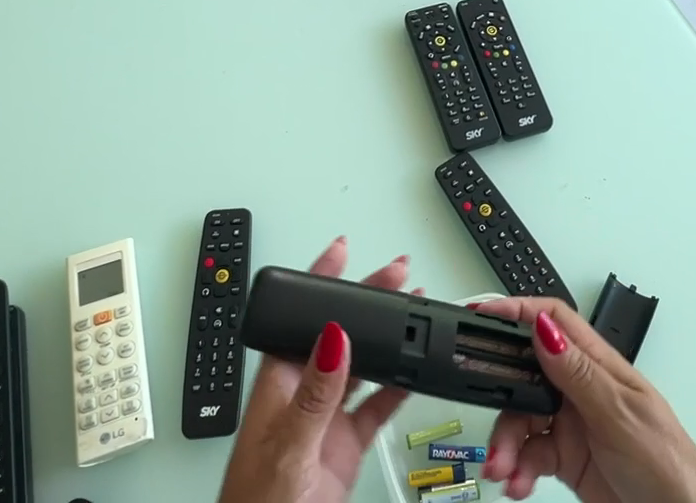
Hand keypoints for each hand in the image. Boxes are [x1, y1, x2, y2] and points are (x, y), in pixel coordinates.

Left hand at [215, 237, 413, 502]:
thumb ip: (315, 394)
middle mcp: (305, 391)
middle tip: (396, 273)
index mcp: (280, 381)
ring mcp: (328, 417)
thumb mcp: (287, 446)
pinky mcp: (347, 442)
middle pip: (341, 332)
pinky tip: (414, 369)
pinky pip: (378, 404)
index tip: (342, 249)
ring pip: (363, 362)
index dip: (322, 280)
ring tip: (412, 308)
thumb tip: (334, 336)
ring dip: (386, 336)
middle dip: (367, 299)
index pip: (303, 317)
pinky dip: (398, 384)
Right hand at [476, 298, 695, 502]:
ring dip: (506, 443)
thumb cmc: (669, 464)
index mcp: (598, 365)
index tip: (482, 312)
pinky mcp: (565, 457)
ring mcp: (572, 422)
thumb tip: (543, 328)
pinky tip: (516, 482)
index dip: (518, 310)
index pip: (553, 321)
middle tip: (489, 418)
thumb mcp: (621, 414)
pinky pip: (527, 453)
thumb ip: (579, 373)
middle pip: (524, 374)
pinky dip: (516, 467)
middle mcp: (580, 388)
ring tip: (504, 469)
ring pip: (521, 417)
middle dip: (500, 395)